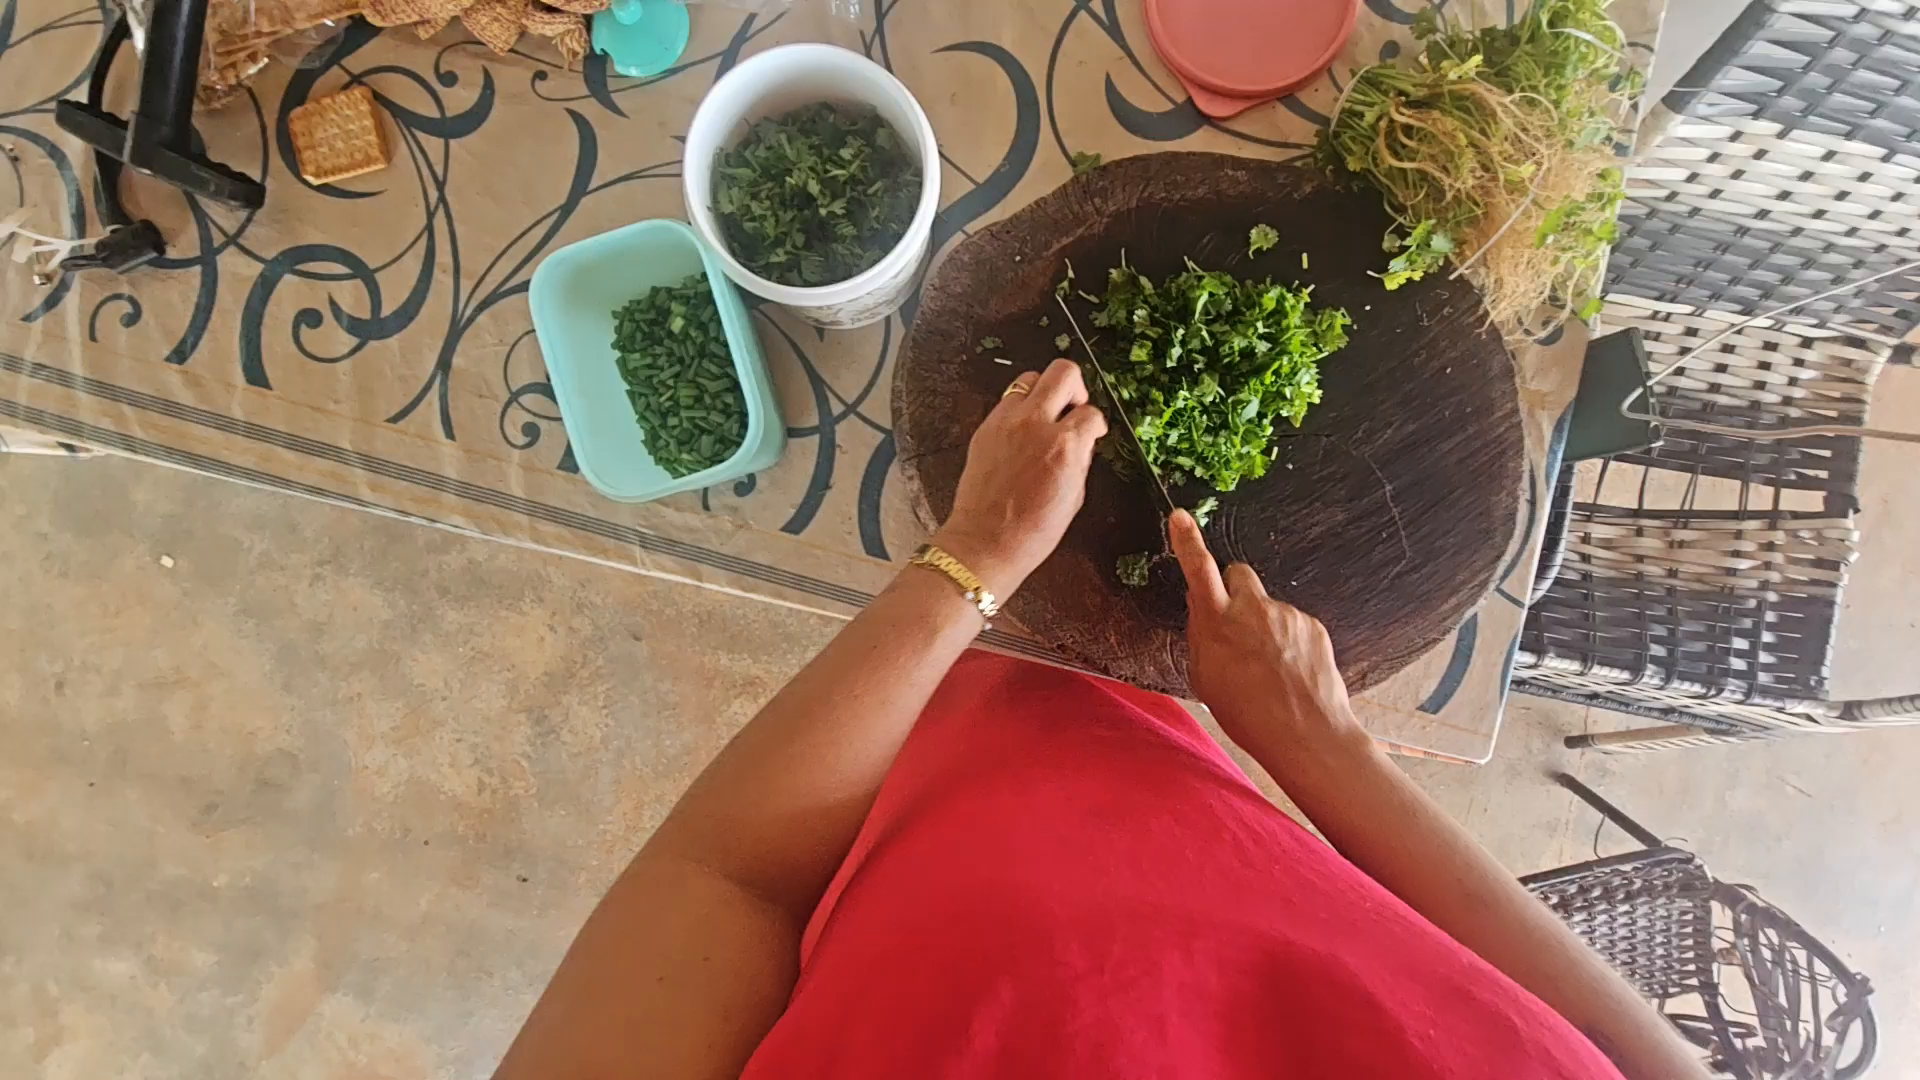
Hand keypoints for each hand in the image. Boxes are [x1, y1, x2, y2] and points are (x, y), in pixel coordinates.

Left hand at [934, 358, 1107, 594]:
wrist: (986, 541)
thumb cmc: (1032, 531)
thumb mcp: (1074, 497)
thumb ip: (1080, 460)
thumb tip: (1083, 441)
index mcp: (1064, 445)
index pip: (1091, 413)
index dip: (1096, 424)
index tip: (1093, 432)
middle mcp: (1035, 424)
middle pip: (1063, 372)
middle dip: (1075, 387)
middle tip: (1073, 408)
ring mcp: (1006, 422)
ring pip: (1030, 378)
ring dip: (1043, 393)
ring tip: (1046, 417)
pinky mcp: (985, 428)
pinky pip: (1007, 401)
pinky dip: (1020, 410)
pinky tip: (1023, 433)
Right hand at [1169, 509, 1359, 756]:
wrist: (1306, 734)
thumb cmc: (1246, 713)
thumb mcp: (1204, 676)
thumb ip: (1201, 635)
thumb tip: (1203, 611)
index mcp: (1216, 623)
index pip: (1198, 570)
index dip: (1187, 541)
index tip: (1179, 516)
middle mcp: (1251, 609)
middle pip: (1238, 573)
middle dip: (1233, 590)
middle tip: (1235, 622)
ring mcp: (1285, 614)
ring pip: (1266, 604)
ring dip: (1262, 622)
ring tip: (1267, 665)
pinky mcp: (1312, 624)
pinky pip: (1291, 621)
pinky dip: (1287, 639)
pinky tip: (1288, 669)